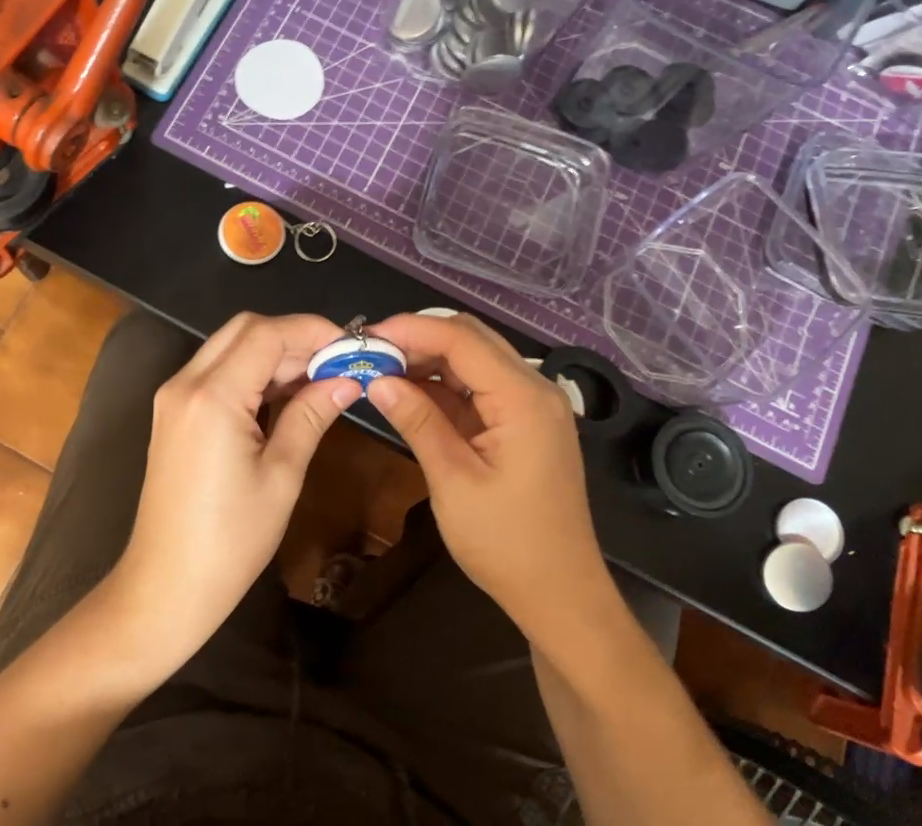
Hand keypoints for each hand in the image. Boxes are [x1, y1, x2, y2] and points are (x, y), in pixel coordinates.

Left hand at [109, 313, 360, 661]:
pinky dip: (249, 373)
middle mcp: (184, 383)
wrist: (168, 582)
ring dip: (271, 354)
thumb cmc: (232, 539)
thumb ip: (311, 416)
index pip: (265, 334)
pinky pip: (213, 373)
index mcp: (212, 396)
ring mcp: (172, 397)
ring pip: (227, 347)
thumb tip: (347, 381)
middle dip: (292, 337)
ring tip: (318, 380)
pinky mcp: (171, 414)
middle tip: (335, 365)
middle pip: (243, 330)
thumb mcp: (282, 475)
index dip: (312, 331)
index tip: (352, 348)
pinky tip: (283, 396)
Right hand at [364, 313, 610, 634]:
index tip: (363, 339)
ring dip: (427, 360)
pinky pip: (478, 389)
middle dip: (417, 339)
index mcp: (523, 398)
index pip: (461, 339)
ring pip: (473, 361)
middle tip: (367, 355)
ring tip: (378, 372)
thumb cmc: (506, 541)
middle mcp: (534, 390)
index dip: (410, 330)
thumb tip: (376, 379)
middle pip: (471, 340)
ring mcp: (530, 407)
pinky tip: (406, 393)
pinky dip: (442, 385)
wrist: (558, 592)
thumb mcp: (453, 479)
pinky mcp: (522, 425)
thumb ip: (417, 421)